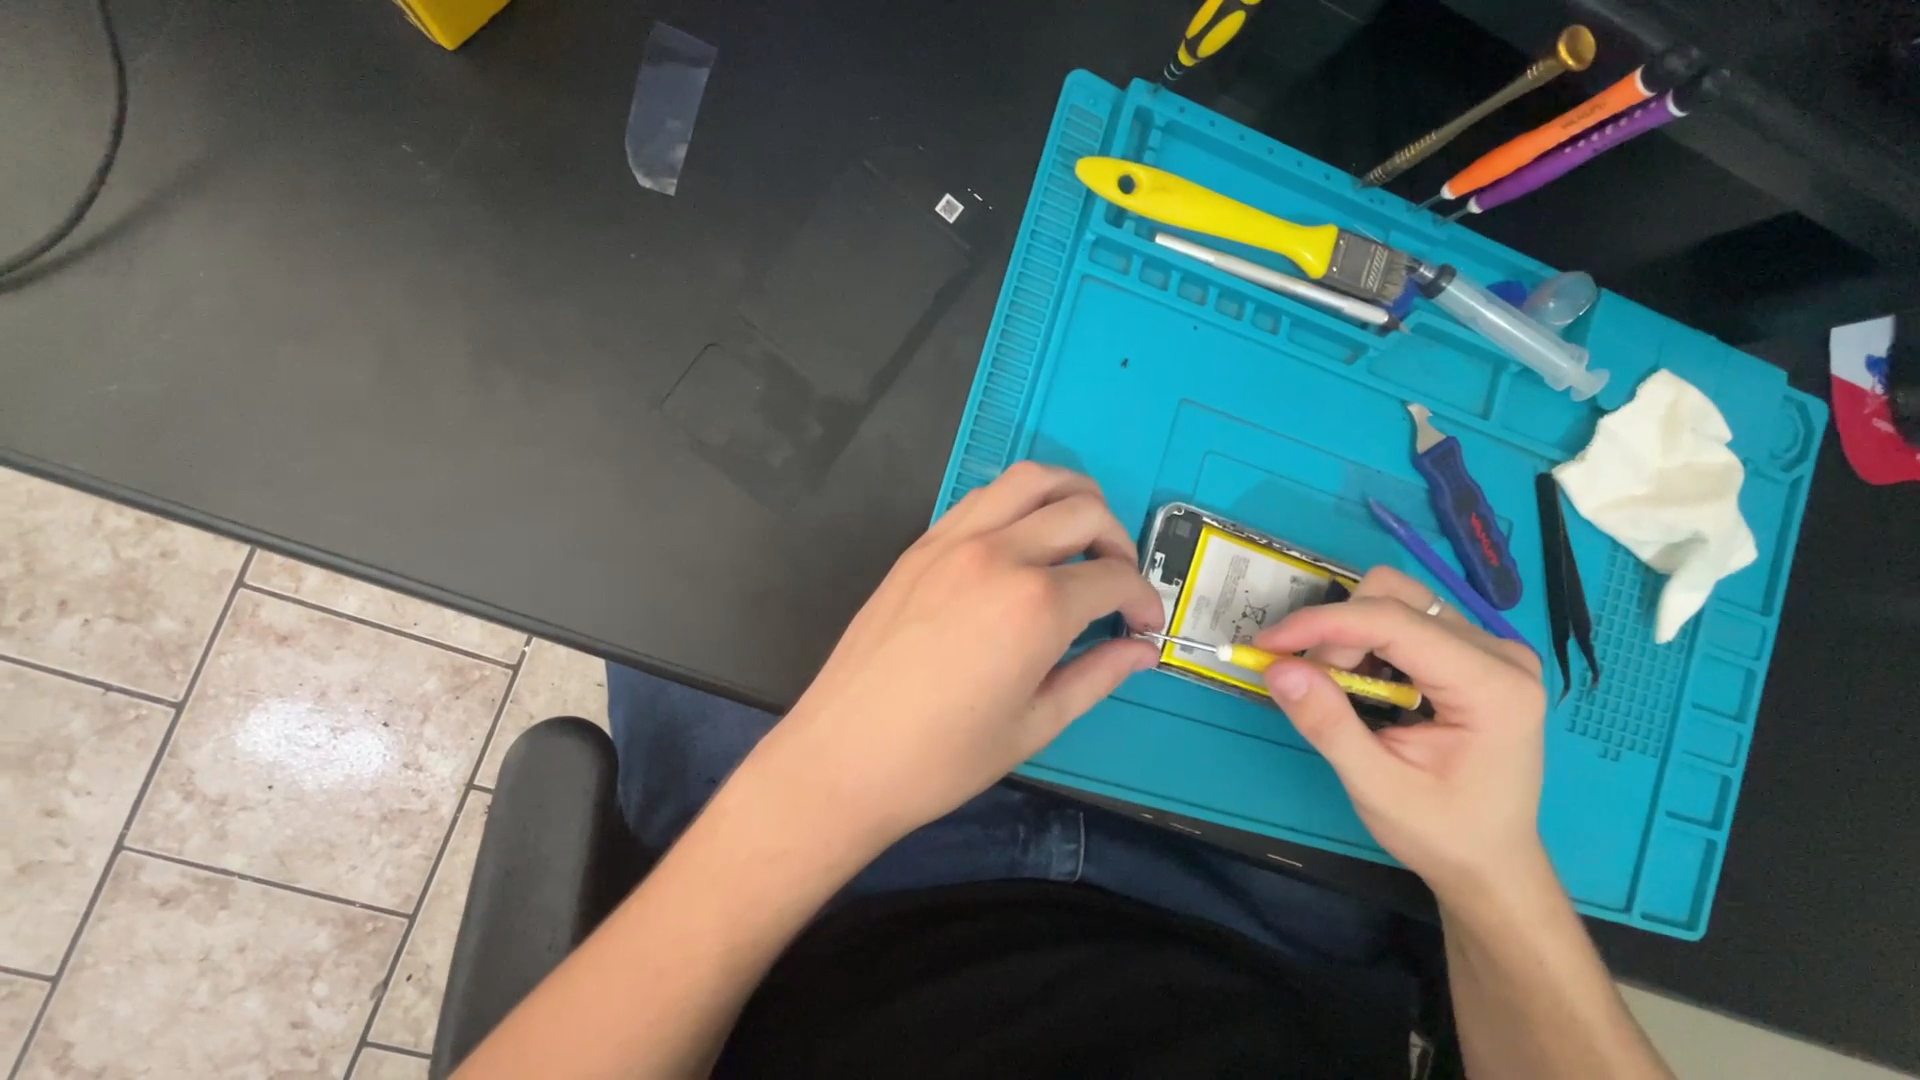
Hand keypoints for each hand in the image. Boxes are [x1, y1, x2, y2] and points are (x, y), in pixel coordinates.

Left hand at [750, 462, 1163, 845]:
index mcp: (1035, 605)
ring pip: (1032, 479)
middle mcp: (999, 554)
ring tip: (1081, 539)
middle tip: (1119, 585)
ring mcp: (954, 541)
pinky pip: (983, 496)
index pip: (1115, 577)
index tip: (1144, 626)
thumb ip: (1098, 676)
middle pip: (1084, 511)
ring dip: (1073, 497)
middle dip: (1120, 542)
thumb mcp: (1035, 725)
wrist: (843, 756)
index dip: (1143, 600)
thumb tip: (1143, 650)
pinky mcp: (922, 544)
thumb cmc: (942, 758)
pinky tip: (1023, 540)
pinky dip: (1019, 501)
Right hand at [1254, 566, 1547, 894]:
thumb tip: (1276, 668)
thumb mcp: (1376, 787)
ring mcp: (1490, 649)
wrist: (1490, 863)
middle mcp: (1498, 652)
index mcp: (1492, 686)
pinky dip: (1365, 643)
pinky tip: (1364, 687)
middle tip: (1318, 687)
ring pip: (1396, 600)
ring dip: (1349, 636)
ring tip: (1341, 691)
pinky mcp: (1473, 653)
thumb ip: (1328, 723)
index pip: (1393, 622)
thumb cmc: (1442, 832)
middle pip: (1395, 597)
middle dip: (1338, 634)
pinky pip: (1404, 619)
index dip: (1322, 624)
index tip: (1266, 644)